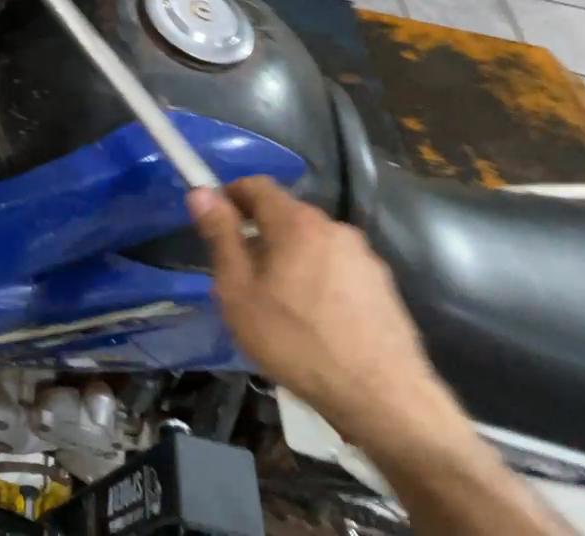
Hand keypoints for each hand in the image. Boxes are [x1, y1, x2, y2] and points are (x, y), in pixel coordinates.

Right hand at [188, 177, 452, 446]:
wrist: (383, 399)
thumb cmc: (296, 341)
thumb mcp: (239, 291)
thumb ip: (221, 236)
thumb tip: (201, 192)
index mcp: (298, 224)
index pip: (258, 186)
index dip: (230, 195)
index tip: (212, 222)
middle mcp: (336, 230)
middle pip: (286, 215)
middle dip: (258, 233)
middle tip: (238, 273)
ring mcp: (366, 259)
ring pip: (312, 244)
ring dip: (288, 258)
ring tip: (274, 303)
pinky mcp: (384, 289)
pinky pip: (336, 269)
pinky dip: (315, 280)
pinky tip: (310, 321)